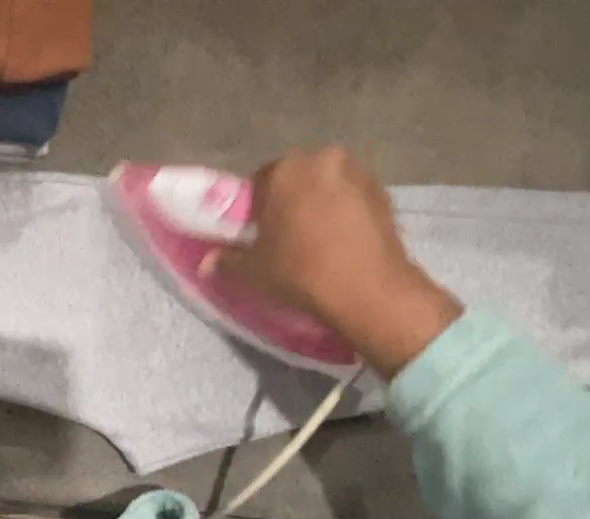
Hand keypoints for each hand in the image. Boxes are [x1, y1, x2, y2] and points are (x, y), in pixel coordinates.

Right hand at [217, 148, 462, 377]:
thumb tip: (206, 262)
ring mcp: (358, 172)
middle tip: (286, 238)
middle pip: (297, 179)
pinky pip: (352, 199)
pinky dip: (345, 214)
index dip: (256, 210)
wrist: (365, 288)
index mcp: (285, 169)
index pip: (260, 183)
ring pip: (327, 187)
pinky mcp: (383, 192)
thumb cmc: (299, 272)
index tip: (259, 234)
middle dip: (290, 202)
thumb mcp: (253, 271)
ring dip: (319, 206)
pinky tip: (341, 244)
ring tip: (317, 242)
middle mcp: (323, 158)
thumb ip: (227, 261)